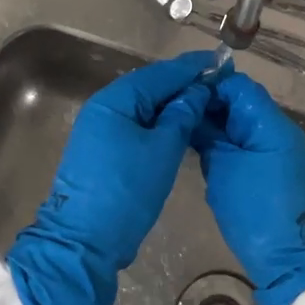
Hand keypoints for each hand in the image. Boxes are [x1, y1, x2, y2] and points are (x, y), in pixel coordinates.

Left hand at [6, 51, 213, 304]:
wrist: (83, 244)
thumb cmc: (126, 191)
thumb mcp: (162, 151)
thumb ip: (182, 115)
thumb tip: (199, 89)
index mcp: (115, 99)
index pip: (161, 73)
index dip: (192, 67)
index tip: (222, 60)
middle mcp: (105, 106)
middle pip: (151, 86)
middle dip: (184, 83)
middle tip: (219, 79)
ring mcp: (102, 128)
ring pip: (145, 106)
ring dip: (174, 103)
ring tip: (207, 98)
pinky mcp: (105, 149)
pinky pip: (138, 123)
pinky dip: (161, 121)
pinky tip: (182, 124)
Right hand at [194, 73, 304, 304]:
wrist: (288, 259)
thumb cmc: (254, 209)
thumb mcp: (222, 167)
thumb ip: (206, 133)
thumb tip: (190, 106)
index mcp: (270, 123)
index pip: (237, 85)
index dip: (209, 86)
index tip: (181, 94)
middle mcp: (278, 128)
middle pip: (240, 100)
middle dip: (210, 104)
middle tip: (177, 111)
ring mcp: (277, 147)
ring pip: (241, 121)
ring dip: (216, 123)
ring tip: (184, 127)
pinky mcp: (273, 164)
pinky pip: (246, 139)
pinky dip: (226, 140)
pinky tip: (201, 146)